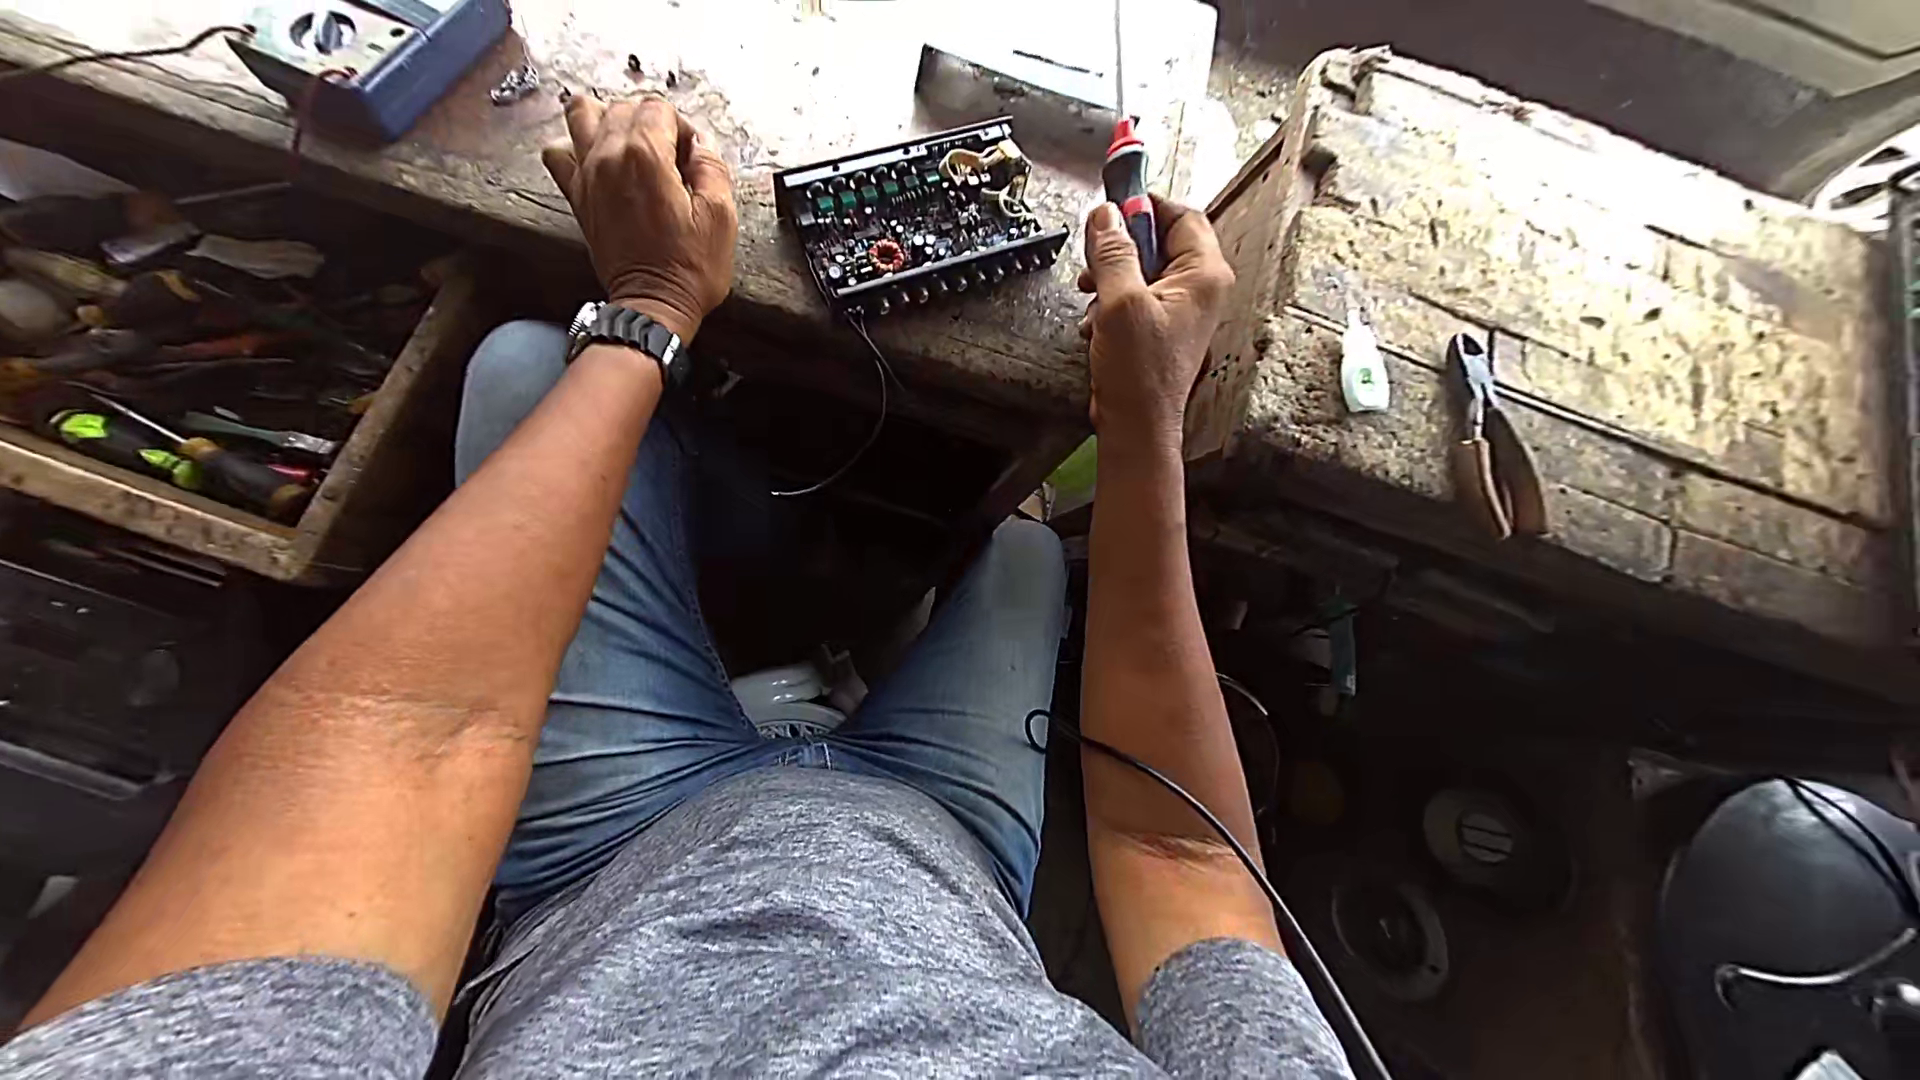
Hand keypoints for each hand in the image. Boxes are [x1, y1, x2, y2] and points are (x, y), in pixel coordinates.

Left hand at [543, 96, 737, 341]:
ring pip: (582, 114)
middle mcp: (609, 156)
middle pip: (623, 107)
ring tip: (633, 150)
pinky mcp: (578, 198)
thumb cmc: (688, 270)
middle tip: (673, 161)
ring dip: (609, 121)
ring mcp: (588, 176)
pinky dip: (576, 148)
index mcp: (645, 156)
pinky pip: (559, 152)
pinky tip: (600, 164)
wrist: (655, 306)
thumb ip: (714, 169)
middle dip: (653, 126)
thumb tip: (702, 146)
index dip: (684, 129)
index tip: (695, 159)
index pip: (660, 109)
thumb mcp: (721, 218)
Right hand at [1077, 196, 1233, 450]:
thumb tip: (1105, 216)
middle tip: (1094, 259)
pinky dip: (1112, 306)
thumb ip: (1113, 254)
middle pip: (1159, 245)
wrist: (1137, 425)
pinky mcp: (1160, 333)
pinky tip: (1095, 324)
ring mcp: (1180, 314)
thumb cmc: (1139, 373)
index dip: (1146, 206)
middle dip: (1120, 250)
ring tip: (1089, 298)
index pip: (1182, 217)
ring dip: (1110, 281)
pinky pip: (1136, 302)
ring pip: (1143, 274)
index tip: (1114, 205)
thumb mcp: (1119, 303)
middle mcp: (1198, 292)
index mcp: (1203, 276)